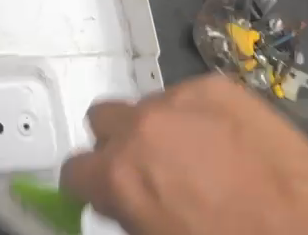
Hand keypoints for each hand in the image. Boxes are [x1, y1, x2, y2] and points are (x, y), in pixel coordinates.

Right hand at [59, 76, 307, 234]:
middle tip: (157, 178)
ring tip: (205, 164)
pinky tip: (234, 148)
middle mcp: (139, 127)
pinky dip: (200, 119)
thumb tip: (130, 211)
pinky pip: (190, 97)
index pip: (73, 170)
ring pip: (147, 106)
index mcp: (121, 175)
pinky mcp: (218, 86)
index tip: (112, 201)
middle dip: (120, 147)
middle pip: (101, 121)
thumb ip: (137, 221)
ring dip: (160, 131)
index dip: (91, 189)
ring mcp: (179, 100)